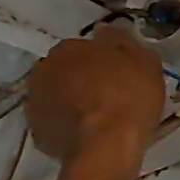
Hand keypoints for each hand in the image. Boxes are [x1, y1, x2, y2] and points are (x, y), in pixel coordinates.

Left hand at [26, 26, 165, 162]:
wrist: (106, 146)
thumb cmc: (128, 96)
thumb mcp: (143, 60)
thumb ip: (123, 41)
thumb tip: (109, 32)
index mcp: (68, 48)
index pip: (84, 48)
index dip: (103, 61)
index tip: (120, 75)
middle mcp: (43, 70)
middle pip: (67, 71)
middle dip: (84, 80)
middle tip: (111, 96)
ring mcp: (36, 103)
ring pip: (59, 97)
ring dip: (74, 103)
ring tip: (101, 119)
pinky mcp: (37, 134)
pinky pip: (57, 124)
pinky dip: (70, 127)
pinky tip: (90, 136)